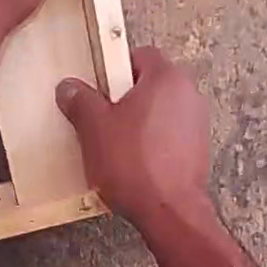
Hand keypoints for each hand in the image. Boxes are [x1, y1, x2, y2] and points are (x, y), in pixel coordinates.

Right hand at [57, 47, 214, 232]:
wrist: (168, 211)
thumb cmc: (134, 165)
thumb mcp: (94, 129)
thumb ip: (80, 101)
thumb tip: (69, 88)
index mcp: (166, 78)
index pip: (139, 55)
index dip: (114, 69)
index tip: (97, 88)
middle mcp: (188, 94)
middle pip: (149, 86)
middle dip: (124, 101)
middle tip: (100, 121)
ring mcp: (196, 124)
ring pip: (158, 114)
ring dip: (137, 125)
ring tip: (115, 149)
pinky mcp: (197, 151)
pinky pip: (167, 138)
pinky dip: (151, 146)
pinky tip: (133, 166)